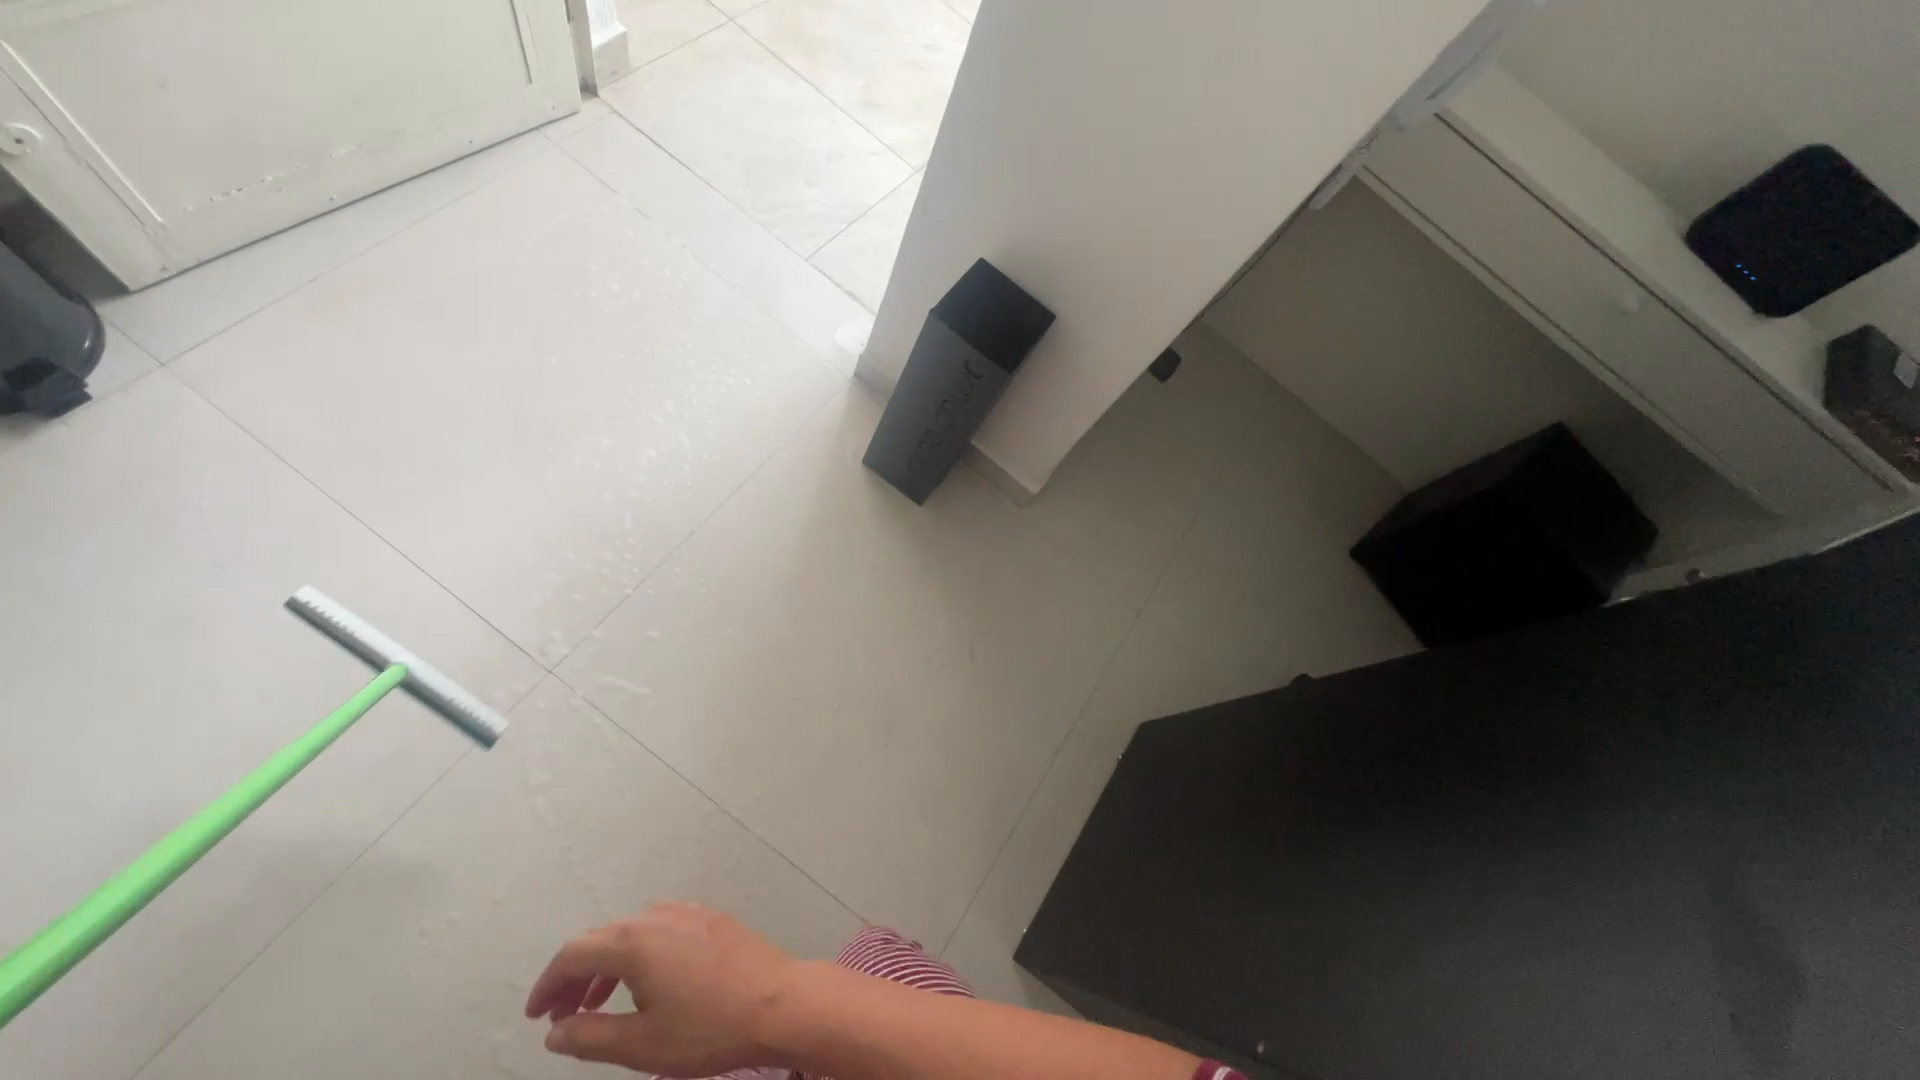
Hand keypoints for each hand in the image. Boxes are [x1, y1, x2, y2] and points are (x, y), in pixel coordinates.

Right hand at [524, 903, 801, 1074]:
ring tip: (600, 1005)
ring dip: (609, 966)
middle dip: (576, 977)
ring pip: (634, 934)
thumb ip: (589, 1036)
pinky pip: (663, 931)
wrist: (782, 1003)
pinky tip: (649, 985)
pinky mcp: (714, 920)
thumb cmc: (708, 1027)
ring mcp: (690, 913)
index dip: (548, 984)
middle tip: (564, 1016)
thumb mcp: (641, 1045)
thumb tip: (555, 1030)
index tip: (536, 1016)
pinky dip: (642, 955)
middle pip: (603, 939)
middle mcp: (659, 916)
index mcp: (634, 941)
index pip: (574, 953)